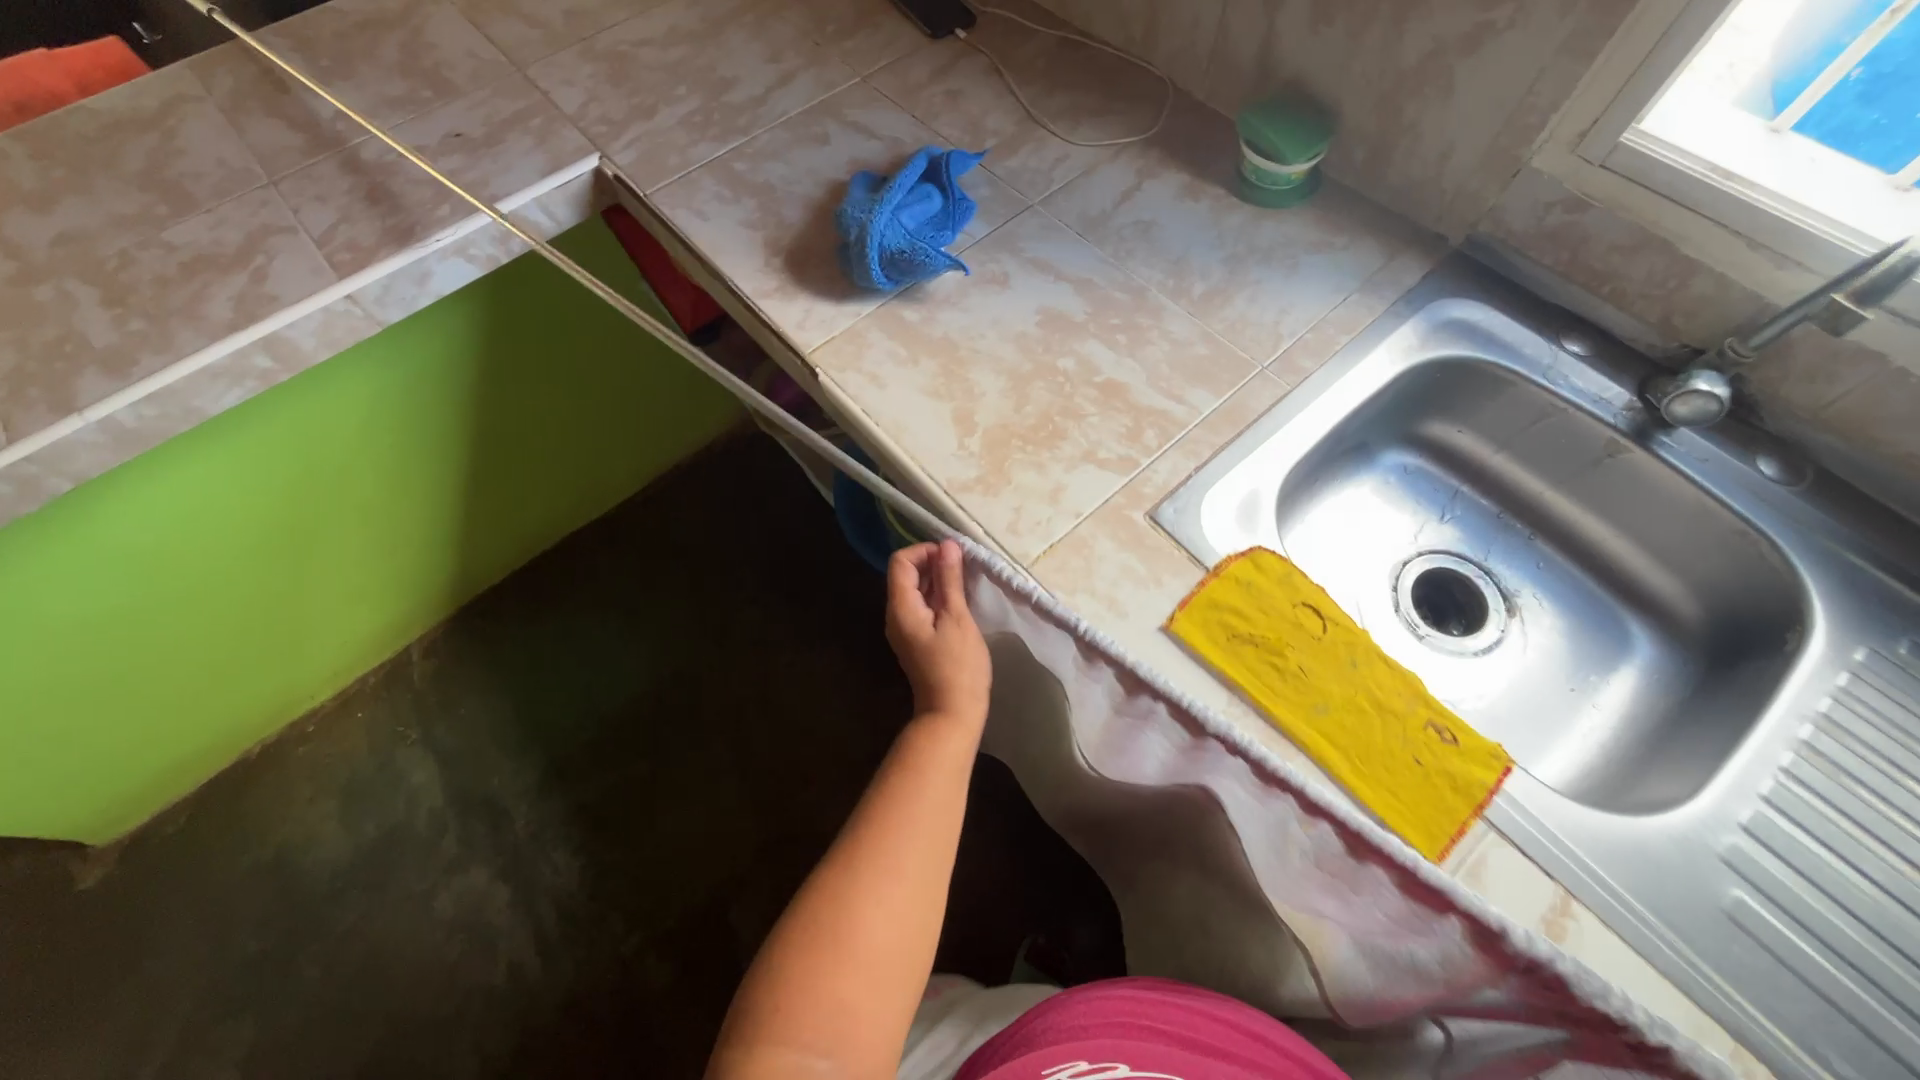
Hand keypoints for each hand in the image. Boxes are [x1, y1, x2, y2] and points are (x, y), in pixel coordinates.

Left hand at [886, 540, 991, 725]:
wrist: (952, 713)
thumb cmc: (958, 666)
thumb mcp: (957, 618)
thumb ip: (950, 580)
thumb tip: (948, 545)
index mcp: (901, 607)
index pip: (901, 561)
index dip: (925, 551)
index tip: (953, 556)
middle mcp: (895, 614)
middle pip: (905, 574)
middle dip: (932, 563)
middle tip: (964, 567)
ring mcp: (904, 628)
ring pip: (915, 590)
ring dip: (937, 579)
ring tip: (965, 581)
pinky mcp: (916, 638)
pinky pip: (921, 606)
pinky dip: (937, 597)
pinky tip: (959, 601)